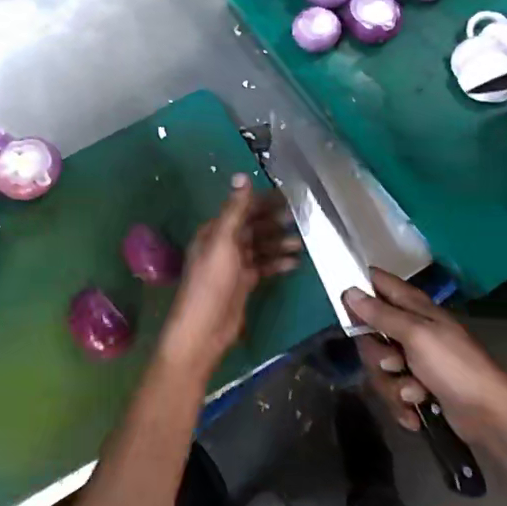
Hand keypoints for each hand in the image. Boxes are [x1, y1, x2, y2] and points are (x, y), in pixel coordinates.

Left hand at [158, 174, 301, 374]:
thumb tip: (242, 176)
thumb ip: (235, 210)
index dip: (263, 201)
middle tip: (301, 217)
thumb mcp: (223, 242)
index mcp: (214, 231)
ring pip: (260, 246)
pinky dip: (277, 263)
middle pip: (253, 226)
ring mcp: (234, 264)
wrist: (204, 330)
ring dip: (279, 242)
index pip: (242, 209)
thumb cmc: (211, 282)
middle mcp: (223, 244)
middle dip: (275, 221)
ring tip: (302, 242)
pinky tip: (294, 263)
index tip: (289, 196)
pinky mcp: (244, 283)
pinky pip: (263, 266)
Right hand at [343, 270, 506, 443]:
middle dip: (377, 356)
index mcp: (415, 307)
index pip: (380, 283)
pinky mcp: (418, 387)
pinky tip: (416, 413)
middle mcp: (413, 329)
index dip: (360, 291)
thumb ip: (381, 314)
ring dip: (392, 386)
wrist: (490, 416)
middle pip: (371, 334)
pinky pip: (393, 390)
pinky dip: (402, 404)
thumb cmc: (454, 367)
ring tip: (414, 395)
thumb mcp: (416, 335)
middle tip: (393, 364)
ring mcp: (415, 360)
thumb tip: (349, 290)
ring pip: (380, 367)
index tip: (346, 308)